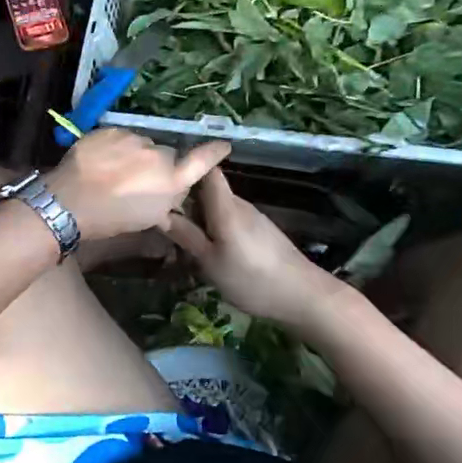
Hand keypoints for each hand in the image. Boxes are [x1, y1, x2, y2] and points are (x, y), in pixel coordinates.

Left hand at [44, 129, 230, 241]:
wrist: (70, 202)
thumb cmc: (111, 219)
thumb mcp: (148, 218)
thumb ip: (167, 199)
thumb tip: (172, 189)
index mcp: (171, 180)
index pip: (202, 160)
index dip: (214, 152)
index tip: (224, 144)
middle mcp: (157, 154)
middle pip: (166, 153)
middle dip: (157, 164)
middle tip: (137, 180)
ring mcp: (132, 139)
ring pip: (141, 143)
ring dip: (134, 154)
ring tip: (114, 172)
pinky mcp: (110, 131)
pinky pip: (119, 137)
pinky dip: (114, 147)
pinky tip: (100, 162)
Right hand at [165, 170, 331, 326]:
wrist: (302, 295)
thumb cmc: (251, 278)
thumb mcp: (210, 262)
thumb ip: (186, 236)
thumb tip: (159, 213)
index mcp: (225, 207)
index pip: (207, 170)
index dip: (187, 167)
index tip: (165, 177)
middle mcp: (239, 204)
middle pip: (209, 188)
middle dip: (186, 197)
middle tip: (162, 213)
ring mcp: (252, 217)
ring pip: (219, 205)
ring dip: (200, 214)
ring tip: (180, 232)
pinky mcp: (260, 230)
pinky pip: (230, 218)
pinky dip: (215, 226)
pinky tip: (208, 246)